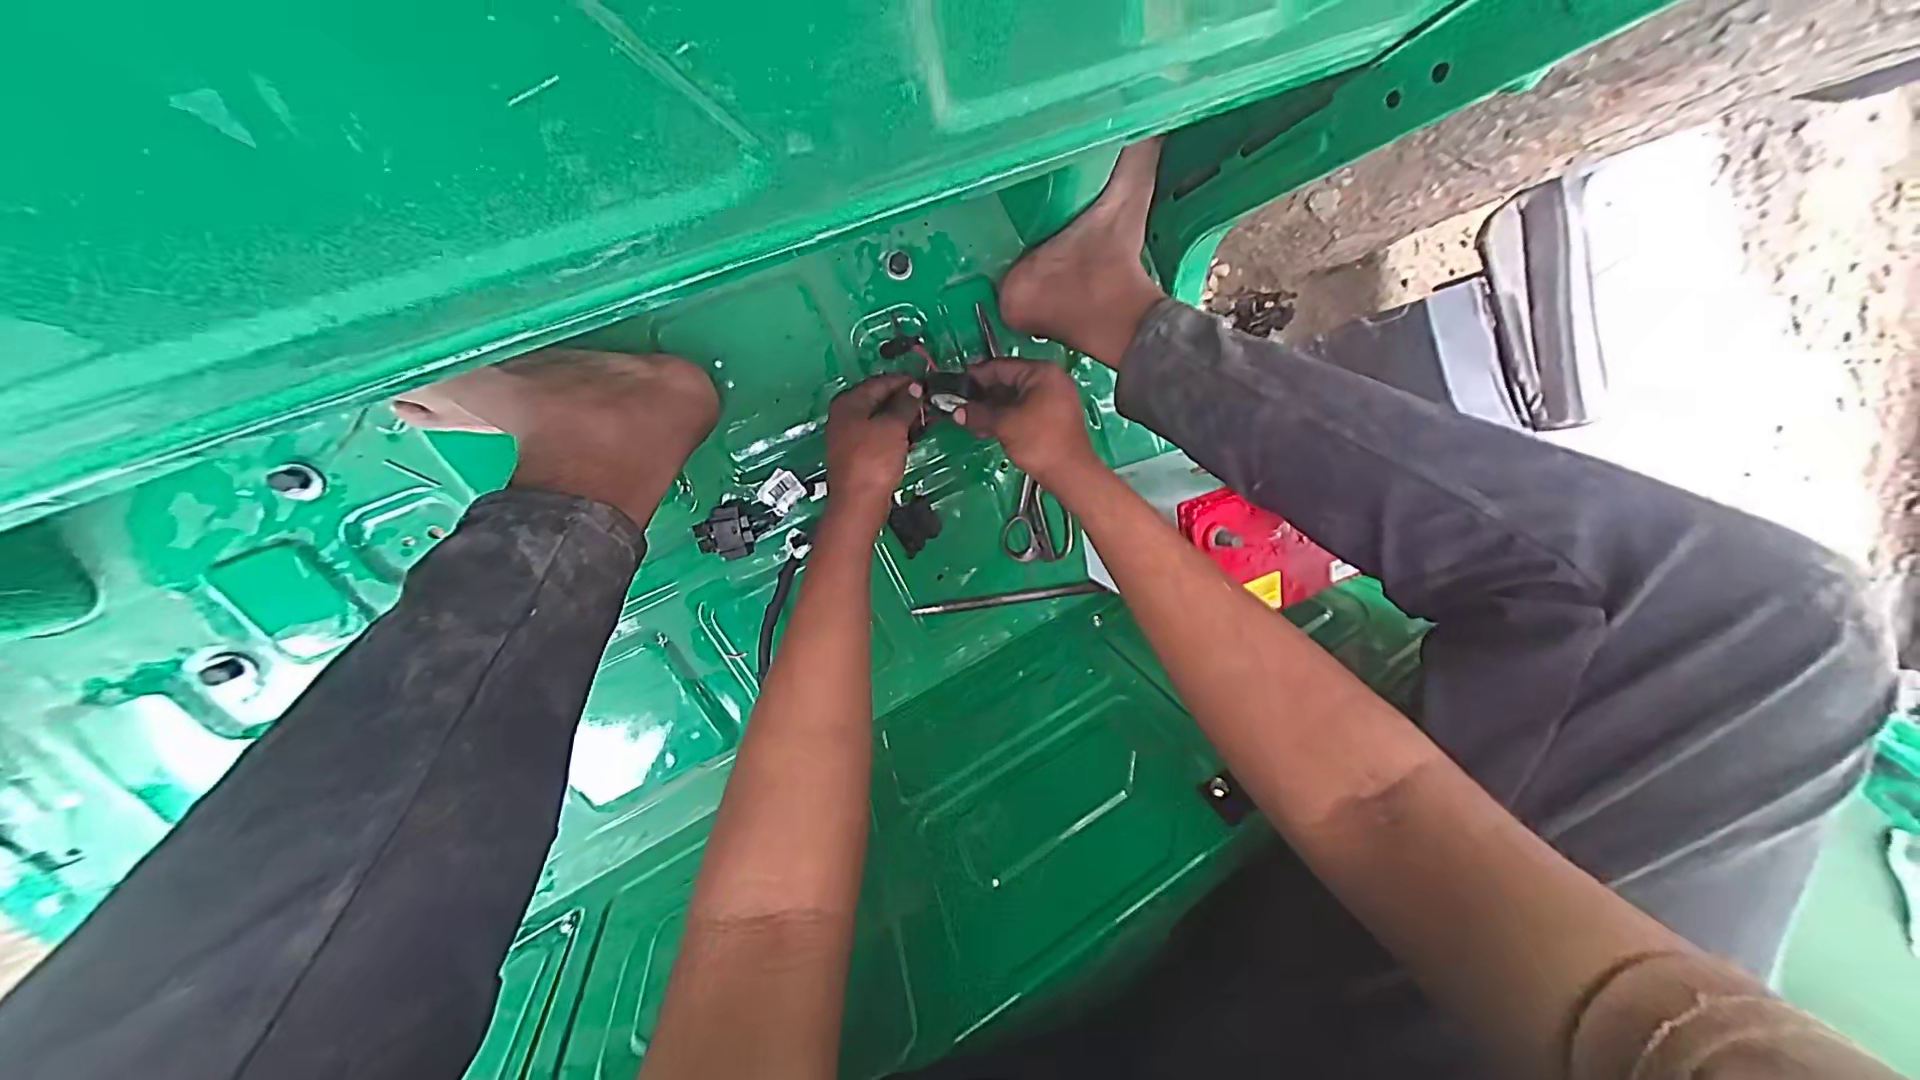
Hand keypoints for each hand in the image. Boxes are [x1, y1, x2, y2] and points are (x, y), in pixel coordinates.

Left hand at [825, 374, 920, 513]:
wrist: (859, 502)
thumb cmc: (873, 460)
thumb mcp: (893, 426)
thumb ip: (905, 403)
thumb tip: (914, 387)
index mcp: (849, 403)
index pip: (880, 382)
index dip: (904, 381)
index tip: (925, 383)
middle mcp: (845, 416)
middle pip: (878, 400)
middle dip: (904, 400)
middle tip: (928, 403)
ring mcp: (849, 437)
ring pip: (880, 419)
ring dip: (902, 418)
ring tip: (925, 419)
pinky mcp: (858, 455)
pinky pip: (879, 436)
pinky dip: (895, 434)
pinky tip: (911, 438)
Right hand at [956, 360, 1098, 483]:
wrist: (1070, 473)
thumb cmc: (1039, 441)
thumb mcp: (1004, 425)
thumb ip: (979, 414)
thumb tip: (957, 413)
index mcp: (1042, 373)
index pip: (1002, 366)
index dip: (977, 375)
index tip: (959, 382)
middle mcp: (1051, 380)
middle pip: (1009, 381)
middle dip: (984, 395)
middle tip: (962, 403)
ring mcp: (1055, 399)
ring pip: (1016, 398)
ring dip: (993, 409)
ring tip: (972, 420)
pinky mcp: (1055, 417)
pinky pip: (1025, 410)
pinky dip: (1007, 417)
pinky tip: (989, 428)